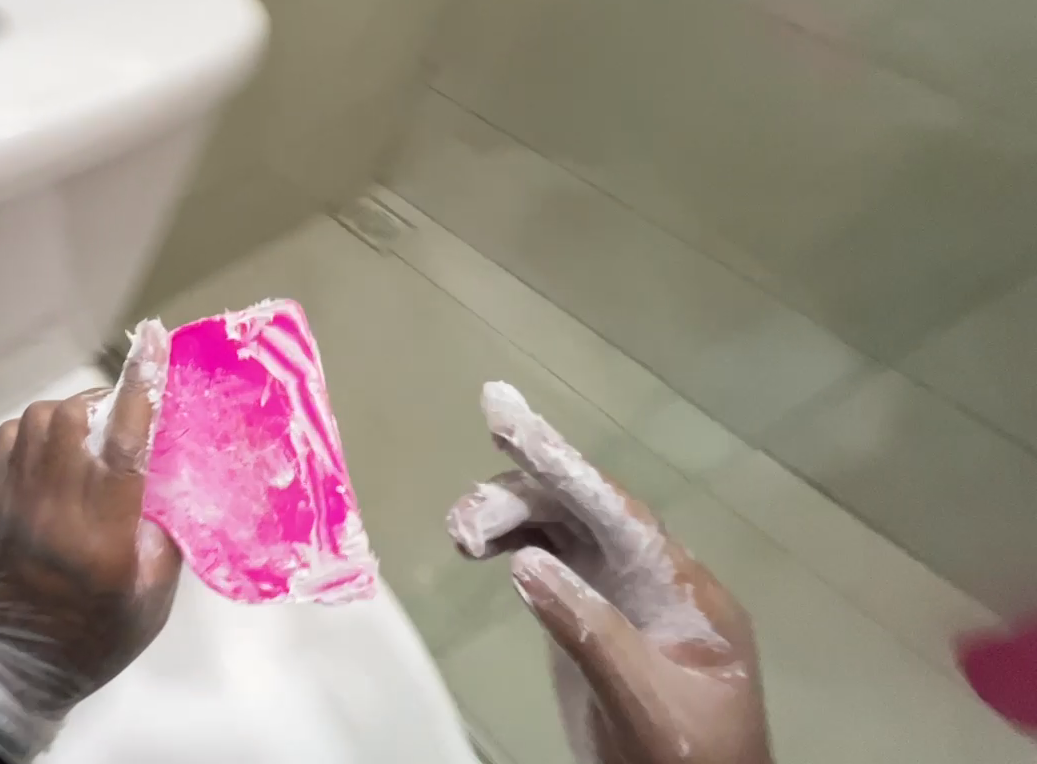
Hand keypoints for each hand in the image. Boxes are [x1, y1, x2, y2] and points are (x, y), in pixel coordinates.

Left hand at [0, 320, 182, 761]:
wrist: (7, 669)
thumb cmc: (90, 641)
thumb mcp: (150, 602)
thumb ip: (163, 535)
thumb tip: (160, 480)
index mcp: (103, 533)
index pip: (127, 441)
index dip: (143, 384)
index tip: (154, 340)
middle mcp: (54, 505)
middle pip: (73, 417)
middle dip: (99, 407)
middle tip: (114, 425)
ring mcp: (12, 498)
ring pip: (37, 420)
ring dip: (66, 418)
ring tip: (81, 442)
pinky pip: (9, 437)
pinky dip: (32, 433)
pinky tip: (45, 457)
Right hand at [446, 383, 772, 763]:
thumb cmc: (681, 763)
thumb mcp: (644, 706)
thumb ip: (590, 632)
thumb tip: (526, 562)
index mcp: (682, 590)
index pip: (613, 509)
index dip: (556, 458)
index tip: (502, 415)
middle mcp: (649, 571)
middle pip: (572, 506)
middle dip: (511, 500)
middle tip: (462, 529)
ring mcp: (616, 583)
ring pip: (549, 518)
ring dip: (499, 517)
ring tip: (461, 539)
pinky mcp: (585, 597)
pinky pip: (539, 543)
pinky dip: (504, 536)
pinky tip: (478, 547)